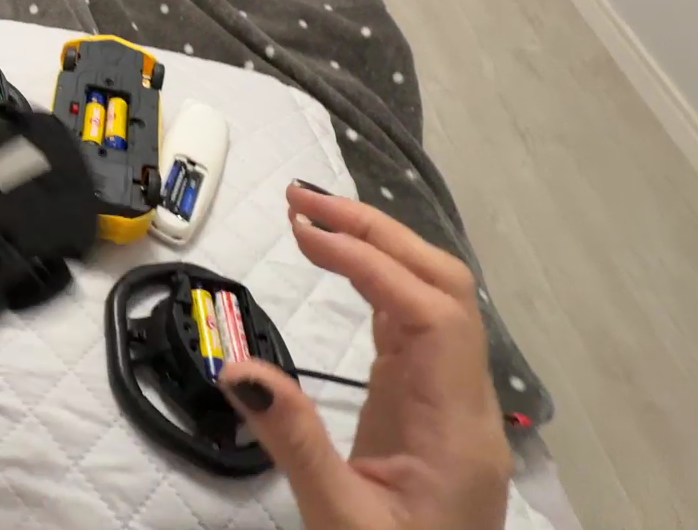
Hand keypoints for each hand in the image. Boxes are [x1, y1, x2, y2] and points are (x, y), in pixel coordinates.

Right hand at [218, 183, 511, 529]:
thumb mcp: (342, 523)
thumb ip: (293, 441)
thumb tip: (233, 366)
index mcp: (457, 427)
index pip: (432, 313)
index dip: (371, 260)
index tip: (302, 230)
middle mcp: (464, 398)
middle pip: (442, 286)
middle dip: (376, 231)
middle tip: (300, 200)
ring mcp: (446, 395)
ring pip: (428, 294)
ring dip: (373, 244)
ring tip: (307, 215)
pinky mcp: (422, 398)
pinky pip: (407, 318)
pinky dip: (371, 276)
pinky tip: (334, 260)